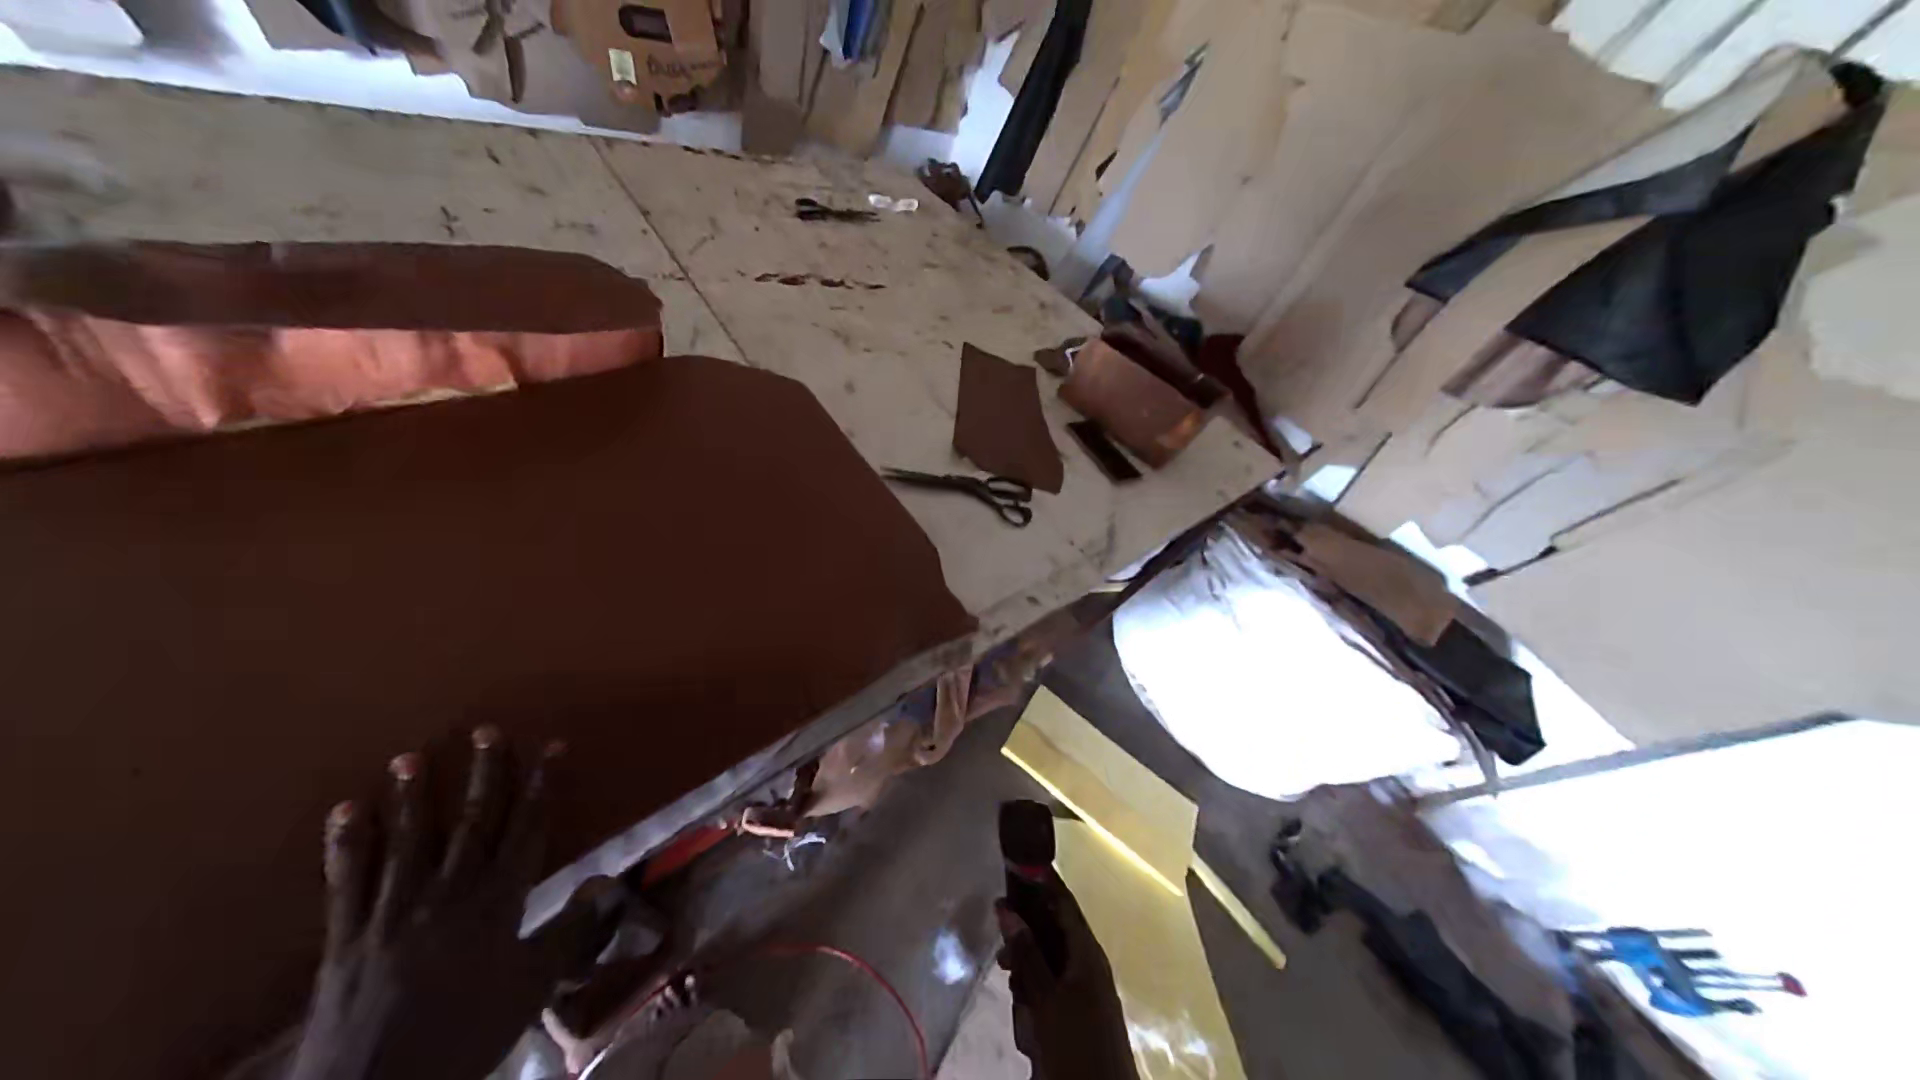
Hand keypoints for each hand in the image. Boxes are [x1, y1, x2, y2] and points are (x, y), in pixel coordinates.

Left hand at [284, 729, 619, 1079]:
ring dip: (411, 797)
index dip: (542, 785)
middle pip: (470, 822)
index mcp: (496, 902)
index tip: (551, 746)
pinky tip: (345, 811)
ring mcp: (391, 912)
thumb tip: (605, 883)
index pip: (526, 829)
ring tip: (410, 756)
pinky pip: (346, 882)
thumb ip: (570, 932)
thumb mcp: (532, 988)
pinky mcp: (346, 937)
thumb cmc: (466, 1036)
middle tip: (485, 731)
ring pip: (407, 841)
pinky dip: (346, 845)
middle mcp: (446, 894)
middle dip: (482, 775)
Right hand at [996, 872, 1137, 1079]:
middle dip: (1026, 935)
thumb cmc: (1076, 1044)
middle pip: (1054, 929)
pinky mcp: (1079, 1010)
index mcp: (1087, 951)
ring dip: (1027, 967)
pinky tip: (1023, 1009)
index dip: (1042, 880)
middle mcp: (1088, 962)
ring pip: (1049, 959)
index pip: (1064, 902)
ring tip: (1010, 982)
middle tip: (1002, 947)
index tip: (1016, 863)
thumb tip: (1006, 908)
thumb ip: (1026, 952)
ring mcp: (1086, 988)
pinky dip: (1034, 990)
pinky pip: (1051, 985)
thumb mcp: (1044, 998)